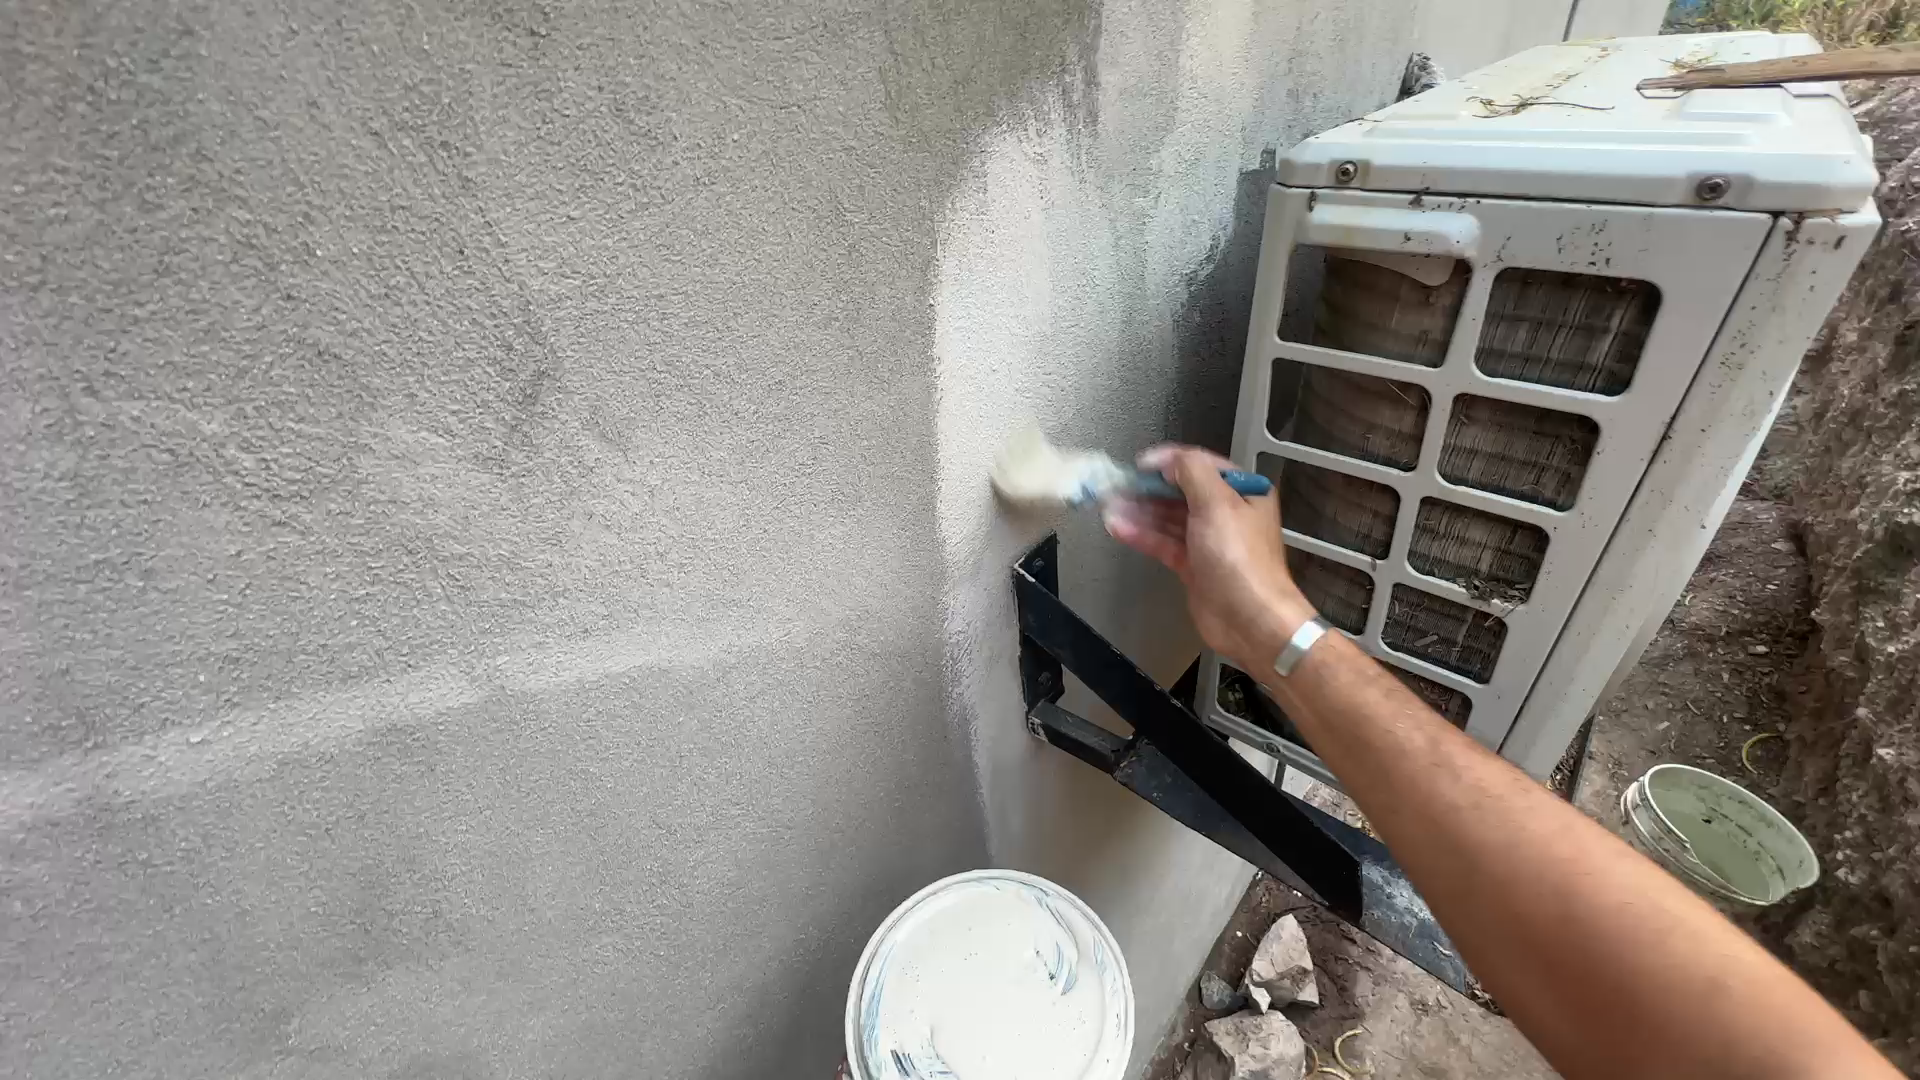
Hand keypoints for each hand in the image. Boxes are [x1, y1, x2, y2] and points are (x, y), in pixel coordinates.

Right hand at [1102, 445, 1316, 674]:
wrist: (1249, 620)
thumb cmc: (1240, 560)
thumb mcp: (1217, 503)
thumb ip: (1191, 472)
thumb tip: (1168, 459)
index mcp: (1242, 492)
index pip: (1200, 466)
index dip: (1168, 462)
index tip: (1139, 465)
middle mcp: (1227, 513)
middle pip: (1180, 492)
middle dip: (1147, 489)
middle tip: (1116, 485)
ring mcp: (1208, 541)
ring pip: (1168, 518)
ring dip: (1139, 511)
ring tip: (1109, 505)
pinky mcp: (1193, 565)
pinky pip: (1163, 543)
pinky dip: (1142, 535)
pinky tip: (1119, 527)